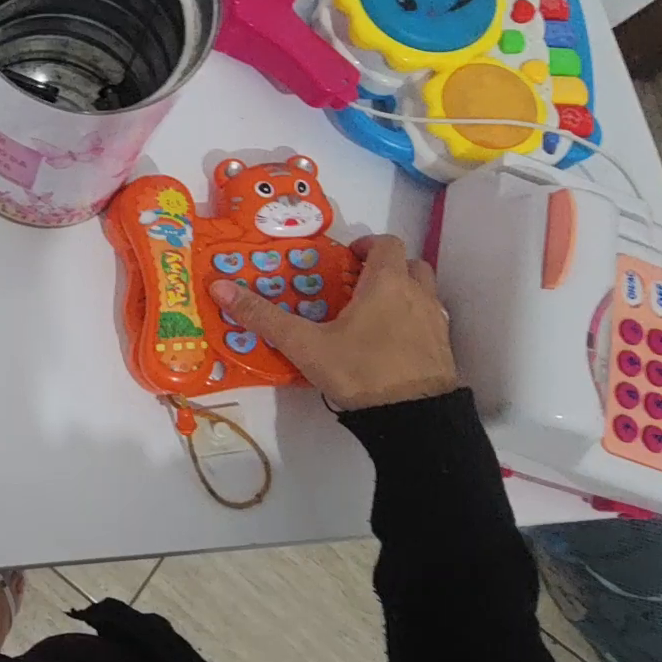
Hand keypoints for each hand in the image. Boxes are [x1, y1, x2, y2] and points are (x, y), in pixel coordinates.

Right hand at [209, 234, 458, 409]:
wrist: (414, 418)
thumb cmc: (360, 370)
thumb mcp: (303, 344)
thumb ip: (263, 316)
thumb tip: (219, 287)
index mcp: (386, 283)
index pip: (385, 244)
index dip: (364, 245)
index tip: (341, 258)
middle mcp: (417, 295)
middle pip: (409, 264)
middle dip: (384, 267)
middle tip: (354, 283)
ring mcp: (435, 322)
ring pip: (423, 291)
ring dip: (401, 291)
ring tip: (369, 312)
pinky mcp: (442, 348)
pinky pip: (427, 319)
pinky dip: (409, 319)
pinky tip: (385, 341)